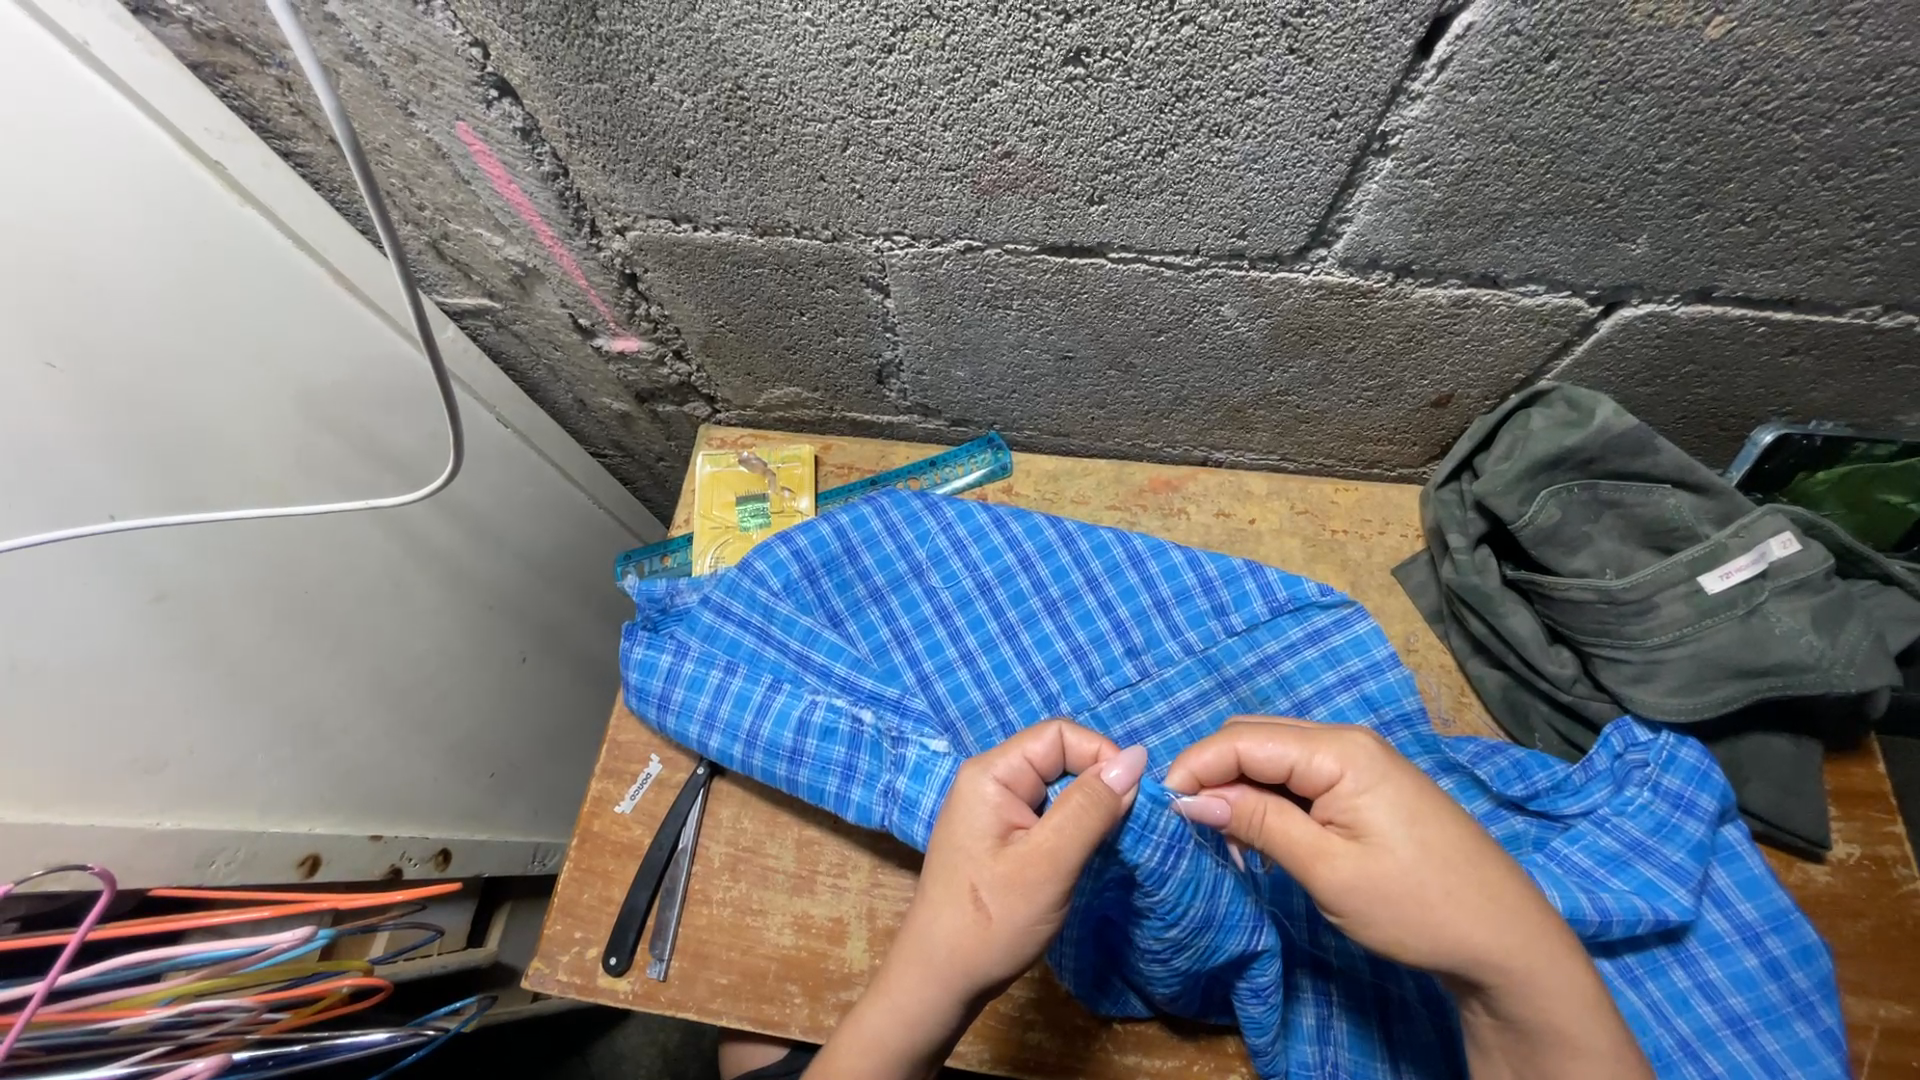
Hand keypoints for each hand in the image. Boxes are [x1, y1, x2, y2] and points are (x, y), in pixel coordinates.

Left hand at [895, 718, 1147, 1002]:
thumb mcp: (1049, 863)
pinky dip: (1073, 827)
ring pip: (1056, 786)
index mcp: (992, 773)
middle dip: (1097, 782)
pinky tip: (1083, 854)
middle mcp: (990, 780)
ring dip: (1088, 808)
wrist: (940, 980)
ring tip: (1108, 842)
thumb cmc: (991, 921)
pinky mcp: (1000, 835)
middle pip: (1058, 756)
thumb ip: (1092, 806)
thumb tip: (1137, 756)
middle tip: (1125, 826)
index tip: (1135, 797)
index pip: (1059, 735)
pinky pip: (1046, 812)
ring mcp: (993, 808)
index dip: (1102, 755)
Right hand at [1162, 715, 1565, 986]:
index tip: (1166, 809)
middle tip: (1196, 827)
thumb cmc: (1418, 907)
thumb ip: (1256, 822)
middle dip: (1213, 774)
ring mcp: (1358, 758)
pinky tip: (1264, 833)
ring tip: (1229, 839)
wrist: (1512, 944)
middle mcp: (1345, 739)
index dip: (1195, 767)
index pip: (1241, 740)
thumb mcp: (1327, 870)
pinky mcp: (1365, 782)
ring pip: (1272, 753)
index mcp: (1338, 750)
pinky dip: (1268, 796)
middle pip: (1253, 737)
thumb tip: (1190, 800)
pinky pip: (1297, 772)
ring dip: (1239, 786)